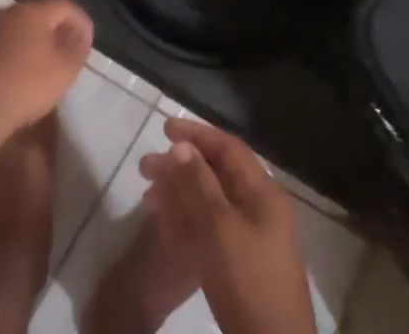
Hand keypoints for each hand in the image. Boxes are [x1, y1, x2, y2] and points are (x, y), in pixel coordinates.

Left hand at [0, 0, 92, 135]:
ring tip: (41, 68)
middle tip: (66, 55)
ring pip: (16, 30)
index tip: (87, 45)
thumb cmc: (25, 86)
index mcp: (32, 11)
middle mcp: (5, 13)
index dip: (82, 22)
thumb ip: (78, 47)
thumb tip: (78, 35)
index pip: (66, 6)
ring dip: (32, 43)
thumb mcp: (65, 69)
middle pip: (39, 15)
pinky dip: (11, 55)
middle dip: (56, 32)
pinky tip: (14, 77)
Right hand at [139, 118, 316, 333]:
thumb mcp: (221, 228)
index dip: (197, 135)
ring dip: (179, 196)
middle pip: (216, 175)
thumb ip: (200, 185)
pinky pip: (210, 230)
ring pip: (210, 203)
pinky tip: (163, 227)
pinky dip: (187, 223)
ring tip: (147, 200)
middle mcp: (259, 207)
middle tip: (144, 168)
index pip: (229, 149)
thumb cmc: (249, 279)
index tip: (164, 129)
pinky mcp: (239, 261)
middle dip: (180, 168)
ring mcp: (250, 236)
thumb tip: (181, 146)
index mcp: (263, 192)